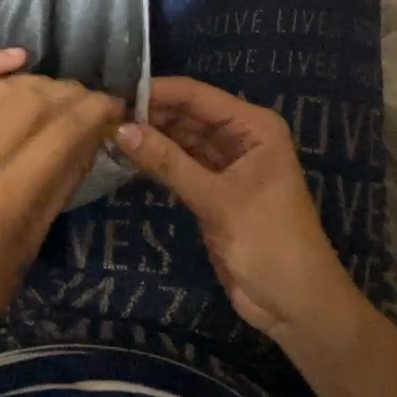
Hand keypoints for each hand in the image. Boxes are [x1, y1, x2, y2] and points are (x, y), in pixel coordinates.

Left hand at [0, 48, 124, 340]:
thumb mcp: (36, 240)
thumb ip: (63, 180)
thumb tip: (94, 132)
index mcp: (3, 201)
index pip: (60, 134)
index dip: (95, 111)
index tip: (116, 107)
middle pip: (30, 102)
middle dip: (71, 94)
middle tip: (94, 103)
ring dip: (39, 82)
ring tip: (63, 94)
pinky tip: (19, 57)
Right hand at [115, 77, 357, 341]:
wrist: (296, 305)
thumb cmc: (269, 242)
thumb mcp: (217, 200)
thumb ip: (168, 162)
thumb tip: (120, 129)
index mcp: (253, 127)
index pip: (196, 96)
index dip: (155, 92)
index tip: (111, 93)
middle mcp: (240, 137)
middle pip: (185, 114)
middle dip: (147, 114)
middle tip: (100, 114)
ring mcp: (225, 164)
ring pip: (179, 139)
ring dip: (148, 137)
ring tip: (103, 131)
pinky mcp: (212, 190)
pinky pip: (178, 164)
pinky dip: (155, 161)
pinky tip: (124, 156)